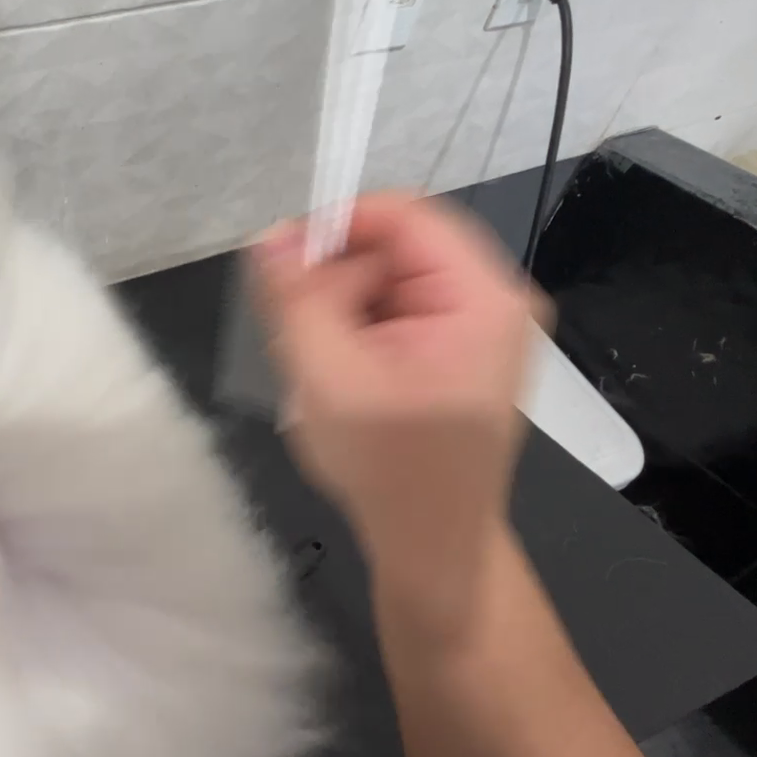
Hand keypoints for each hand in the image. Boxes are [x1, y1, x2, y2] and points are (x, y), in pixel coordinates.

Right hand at [248, 195, 543, 579]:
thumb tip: (269, 235)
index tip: (278, 265)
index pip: (403, 214)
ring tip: (317, 368)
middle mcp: (488, 300)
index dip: (334, 225)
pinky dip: (347, 333)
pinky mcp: (449, 349)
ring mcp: (471, 327)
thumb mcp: (327, 376)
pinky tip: (335, 375)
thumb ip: (296, 298)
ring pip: (380, 282)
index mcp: (479, 298)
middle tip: (295, 338)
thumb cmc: (386, 467)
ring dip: (333, 313)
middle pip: (390, 249)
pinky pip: (386, 312)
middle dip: (330, 284)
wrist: (429, 542)